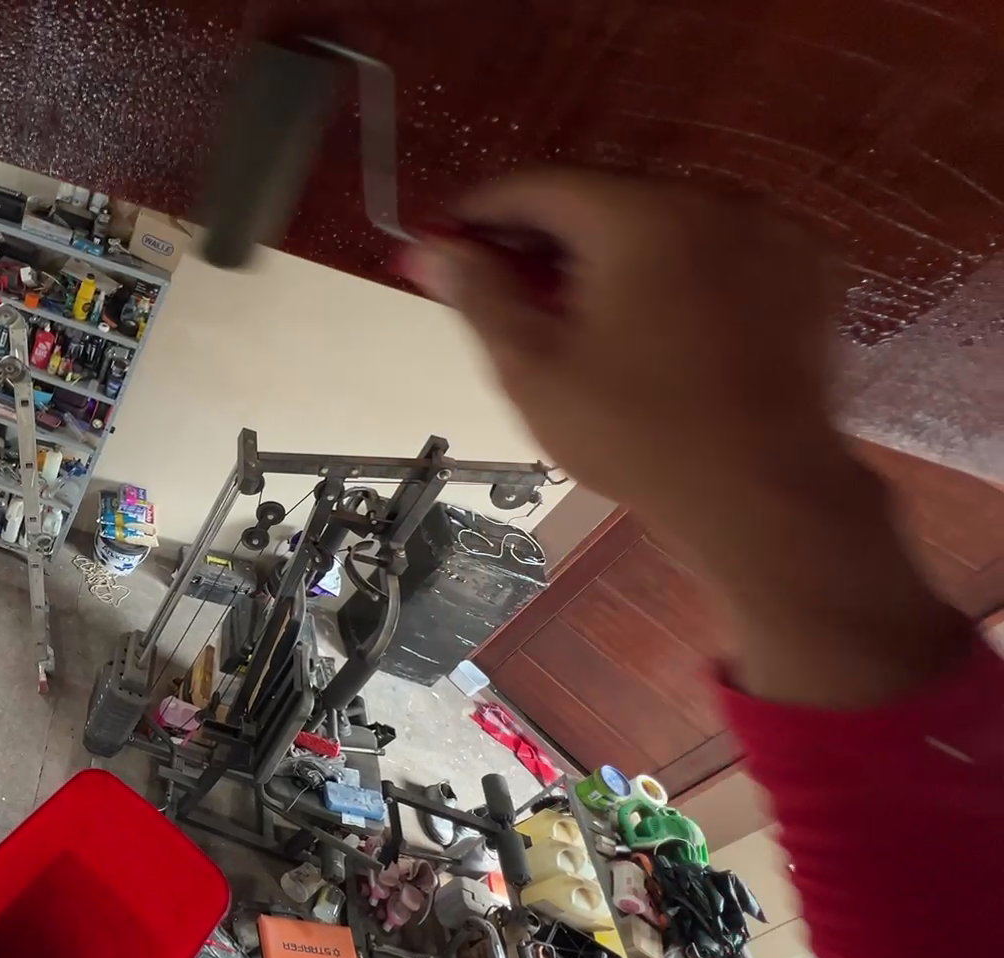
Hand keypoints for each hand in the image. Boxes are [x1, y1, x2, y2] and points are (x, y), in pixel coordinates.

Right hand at [404, 170, 966, 706]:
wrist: (758, 493)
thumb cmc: (626, 430)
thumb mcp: (528, 365)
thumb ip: (477, 294)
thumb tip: (429, 250)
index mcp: (645, 219)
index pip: (538, 186)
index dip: (476, 214)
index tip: (439, 247)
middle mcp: (719, 203)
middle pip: (598, 198)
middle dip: (533, 237)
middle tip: (489, 287)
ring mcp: (775, 233)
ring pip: (654, 221)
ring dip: (591, 253)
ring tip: (555, 311)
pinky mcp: (805, 270)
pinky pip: (707, 247)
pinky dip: (654, 268)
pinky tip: (630, 320)